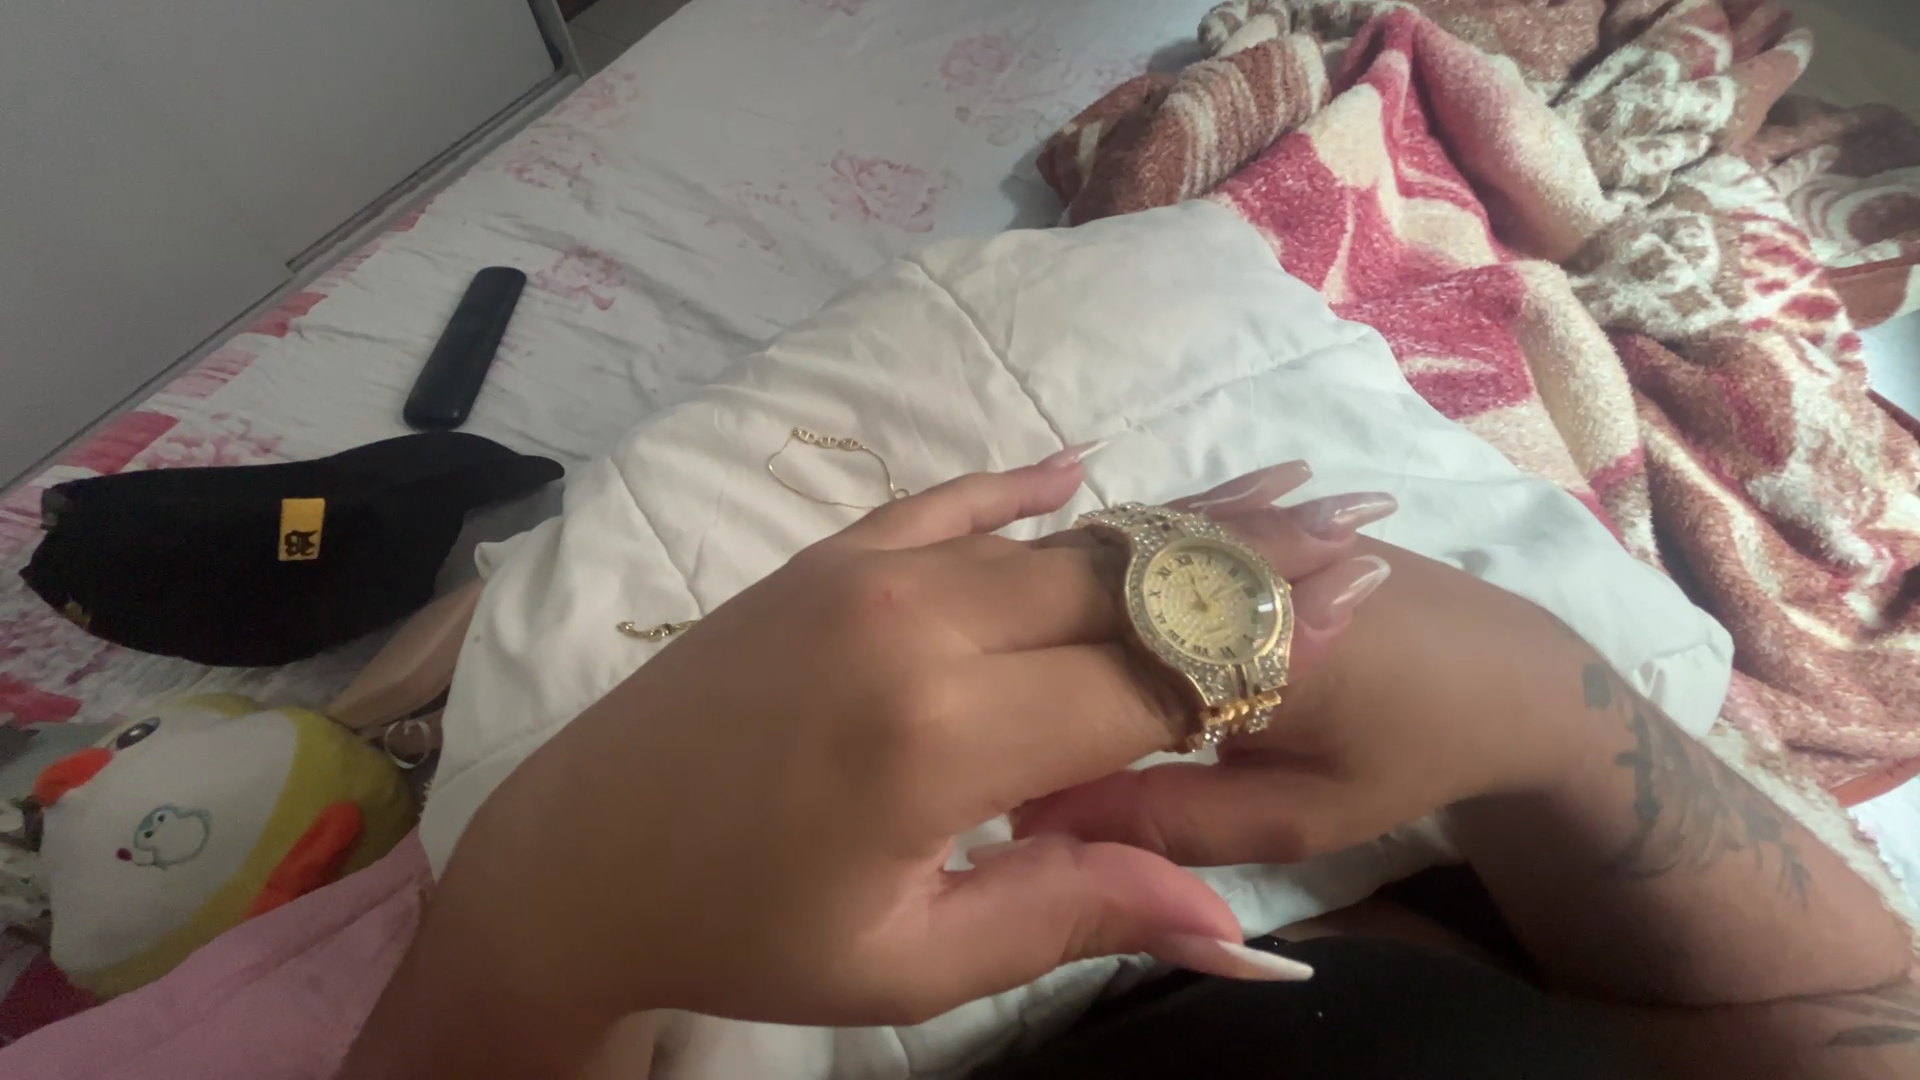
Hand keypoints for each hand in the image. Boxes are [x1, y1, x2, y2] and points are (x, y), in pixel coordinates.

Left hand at [342, 456, 1391, 1079]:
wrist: (580, 851)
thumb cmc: (742, 926)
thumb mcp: (911, 961)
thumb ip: (1074, 910)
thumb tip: (1229, 924)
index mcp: (944, 737)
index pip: (1150, 683)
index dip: (1260, 649)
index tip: (1358, 604)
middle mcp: (917, 623)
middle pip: (1117, 586)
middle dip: (1237, 565)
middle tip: (1342, 527)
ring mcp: (866, 571)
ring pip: (1049, 539)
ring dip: (1155, 528)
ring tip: (1250, 500)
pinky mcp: (826, 556)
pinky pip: (946, 503)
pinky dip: (1018, 489)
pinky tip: (1076, 471)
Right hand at [1016, 532, 1594, 867]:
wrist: (1508, 669)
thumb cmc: (1408, 752)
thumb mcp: (1299, 816)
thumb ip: (1173, 821)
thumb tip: (1045, 818)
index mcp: (1245, 642)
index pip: (1091, 670)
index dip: (1039, 713)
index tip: (1016, 757)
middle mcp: (1236, 565)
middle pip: (1099, 596)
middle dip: (1052, 647)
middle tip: (1023, 700)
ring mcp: (1246, 528)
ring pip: (1125, 560)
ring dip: (1083, 602)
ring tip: (1052, 650)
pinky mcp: (1251, 515)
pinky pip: (1160, 540)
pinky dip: (1123, 572)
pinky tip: (1103, 600)